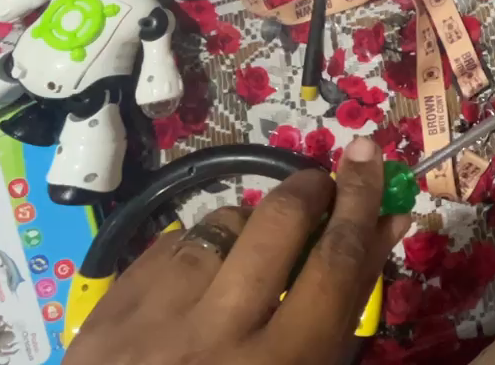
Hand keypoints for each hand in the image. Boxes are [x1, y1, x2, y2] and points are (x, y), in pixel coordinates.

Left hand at [66, 137, 411, 364]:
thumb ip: (347, 302)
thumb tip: (388, 220)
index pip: (334, 261)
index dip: (360, 199)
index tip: (370, 153)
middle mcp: (214, 341)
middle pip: (279, 222)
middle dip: (311, 188)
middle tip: (322, 188)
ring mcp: (151, 327)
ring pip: (222, 223)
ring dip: (250, 225)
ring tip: (251, 255)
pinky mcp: (105, 319)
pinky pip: (171, 244)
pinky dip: (198, 248)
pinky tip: (201, 277)